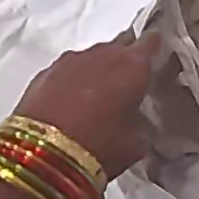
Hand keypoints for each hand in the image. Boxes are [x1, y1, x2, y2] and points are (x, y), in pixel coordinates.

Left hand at [12, 34, 159, 176]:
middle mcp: (103, 53)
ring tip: (100, 94)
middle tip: (131, 80)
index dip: (157, 48)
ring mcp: (71, 59)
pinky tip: (73, 100)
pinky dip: (76, 79)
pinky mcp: (45, 72)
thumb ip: (143, 120)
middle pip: (122, 43)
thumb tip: (138, 115)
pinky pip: (70, 68)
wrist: (38, 158)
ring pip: (94, 55)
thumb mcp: (138, 142)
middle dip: (128, 57)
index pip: (152, 41)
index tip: (159, 60)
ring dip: (100, 68)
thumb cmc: (99, 148)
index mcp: (134, 65)